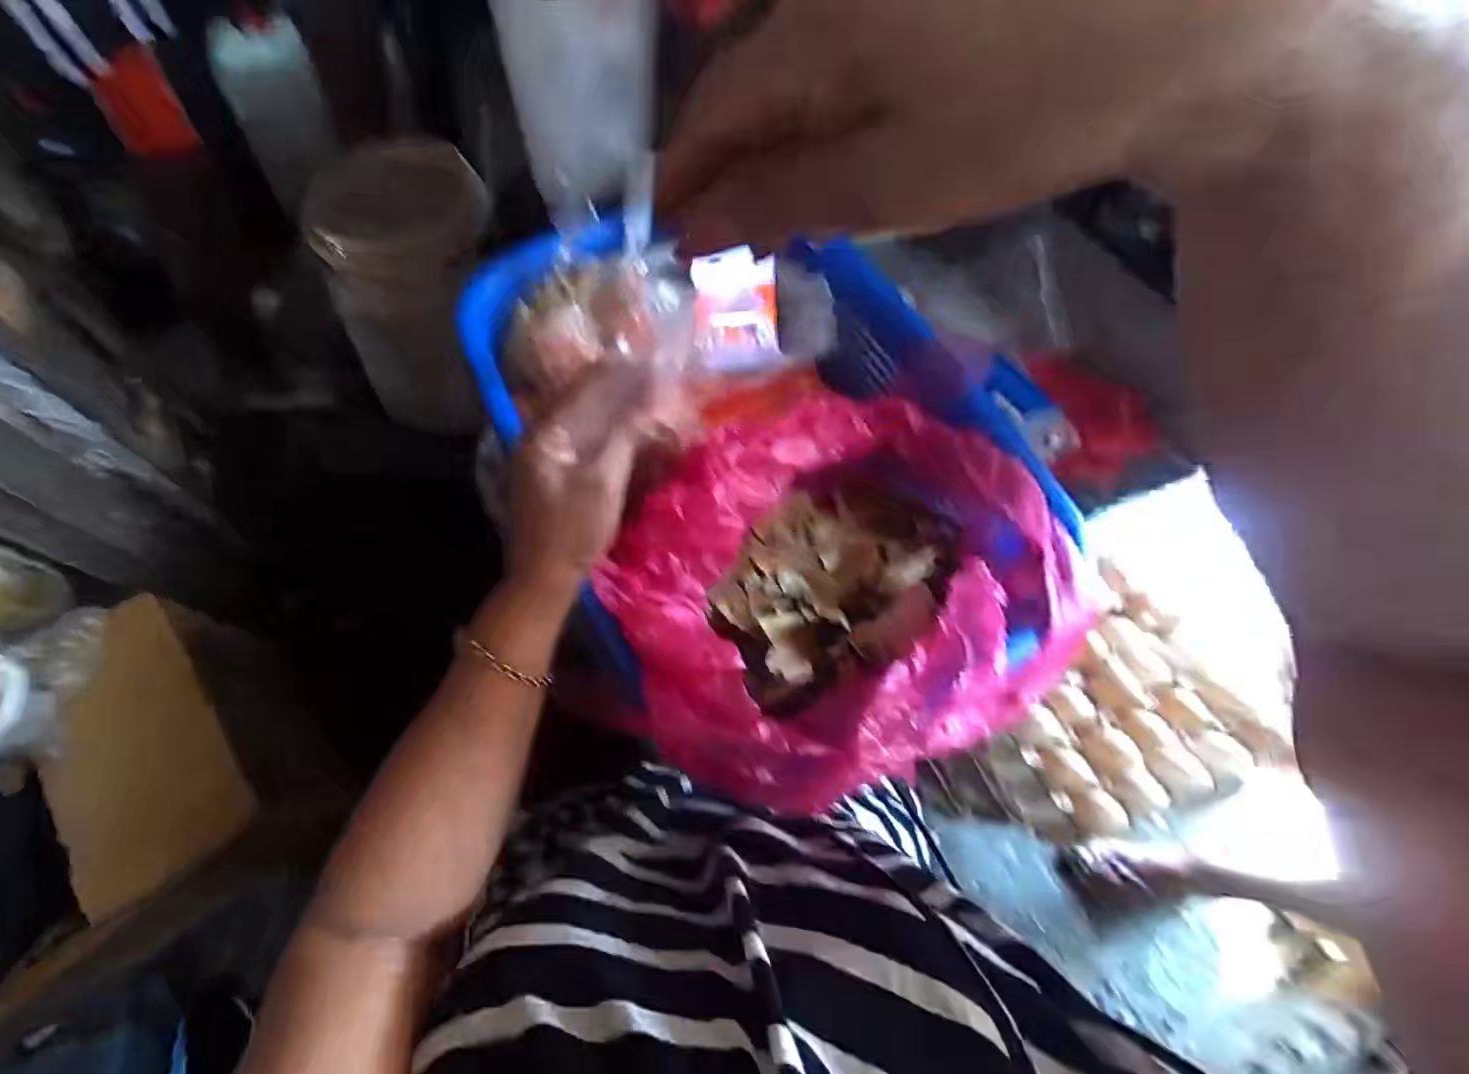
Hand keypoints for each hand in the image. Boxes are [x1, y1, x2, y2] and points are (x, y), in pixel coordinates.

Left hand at [505, 363, 654, 598]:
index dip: (619, 373)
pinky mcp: (549, 476)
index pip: (583, 388)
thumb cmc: (571, 532)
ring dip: (612, 408)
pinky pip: (578, 442)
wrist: (541, 580)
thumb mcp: (602, 482)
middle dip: (617, 387)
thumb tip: (650, 398)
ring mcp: (540, 458)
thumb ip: (624, 436)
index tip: (651, 361)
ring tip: (646, 396)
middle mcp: (536, 439)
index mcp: (542, 435)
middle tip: (653, 376)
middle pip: (580, 400)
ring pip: (580, 421)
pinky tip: (625, 430)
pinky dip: (603, 433)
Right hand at [659, 0, 1326, 245]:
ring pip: (789, 62)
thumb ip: (779, 202)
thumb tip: (694, 229)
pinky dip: (821, 99)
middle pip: (745, 83)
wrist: (1228, 22)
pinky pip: (838, 40)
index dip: (681, 179)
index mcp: (818, 28)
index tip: (664, 232)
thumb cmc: (1043, 113)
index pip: (712, 115)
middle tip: (720, 228)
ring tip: (775, 196)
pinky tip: (832, 137)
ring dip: (772, 136)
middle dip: (724, 162)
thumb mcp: (893, 182)